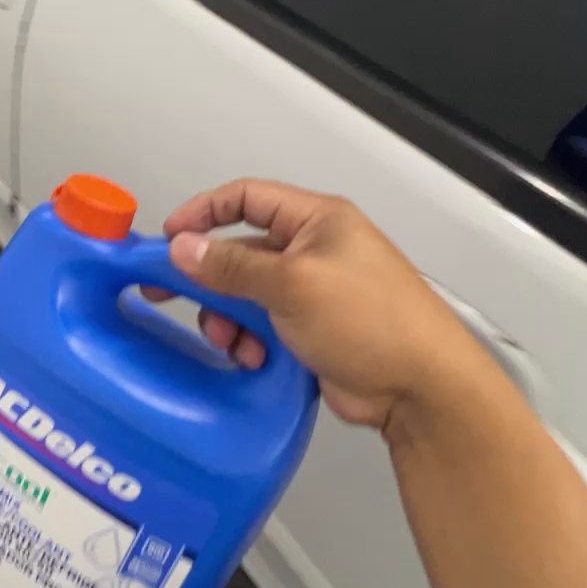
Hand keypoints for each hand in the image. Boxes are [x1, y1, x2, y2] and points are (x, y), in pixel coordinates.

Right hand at [157, 179, 511, 434]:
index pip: (246, 198)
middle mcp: (311, 250)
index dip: (203, 211)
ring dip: (228, 318)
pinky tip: (253, 358)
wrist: (421, 389)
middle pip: (240, 252)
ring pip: (244, 295)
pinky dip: (248, 340)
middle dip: (208, 278)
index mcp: (316, 221)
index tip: (168, 237)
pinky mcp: (308, 330)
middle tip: (164, 294)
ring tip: (228, 341)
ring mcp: (310, 292)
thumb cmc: (367, 320)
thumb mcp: (291, 284)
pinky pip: (260, 326)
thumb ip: (231, 265)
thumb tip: (179, 247)